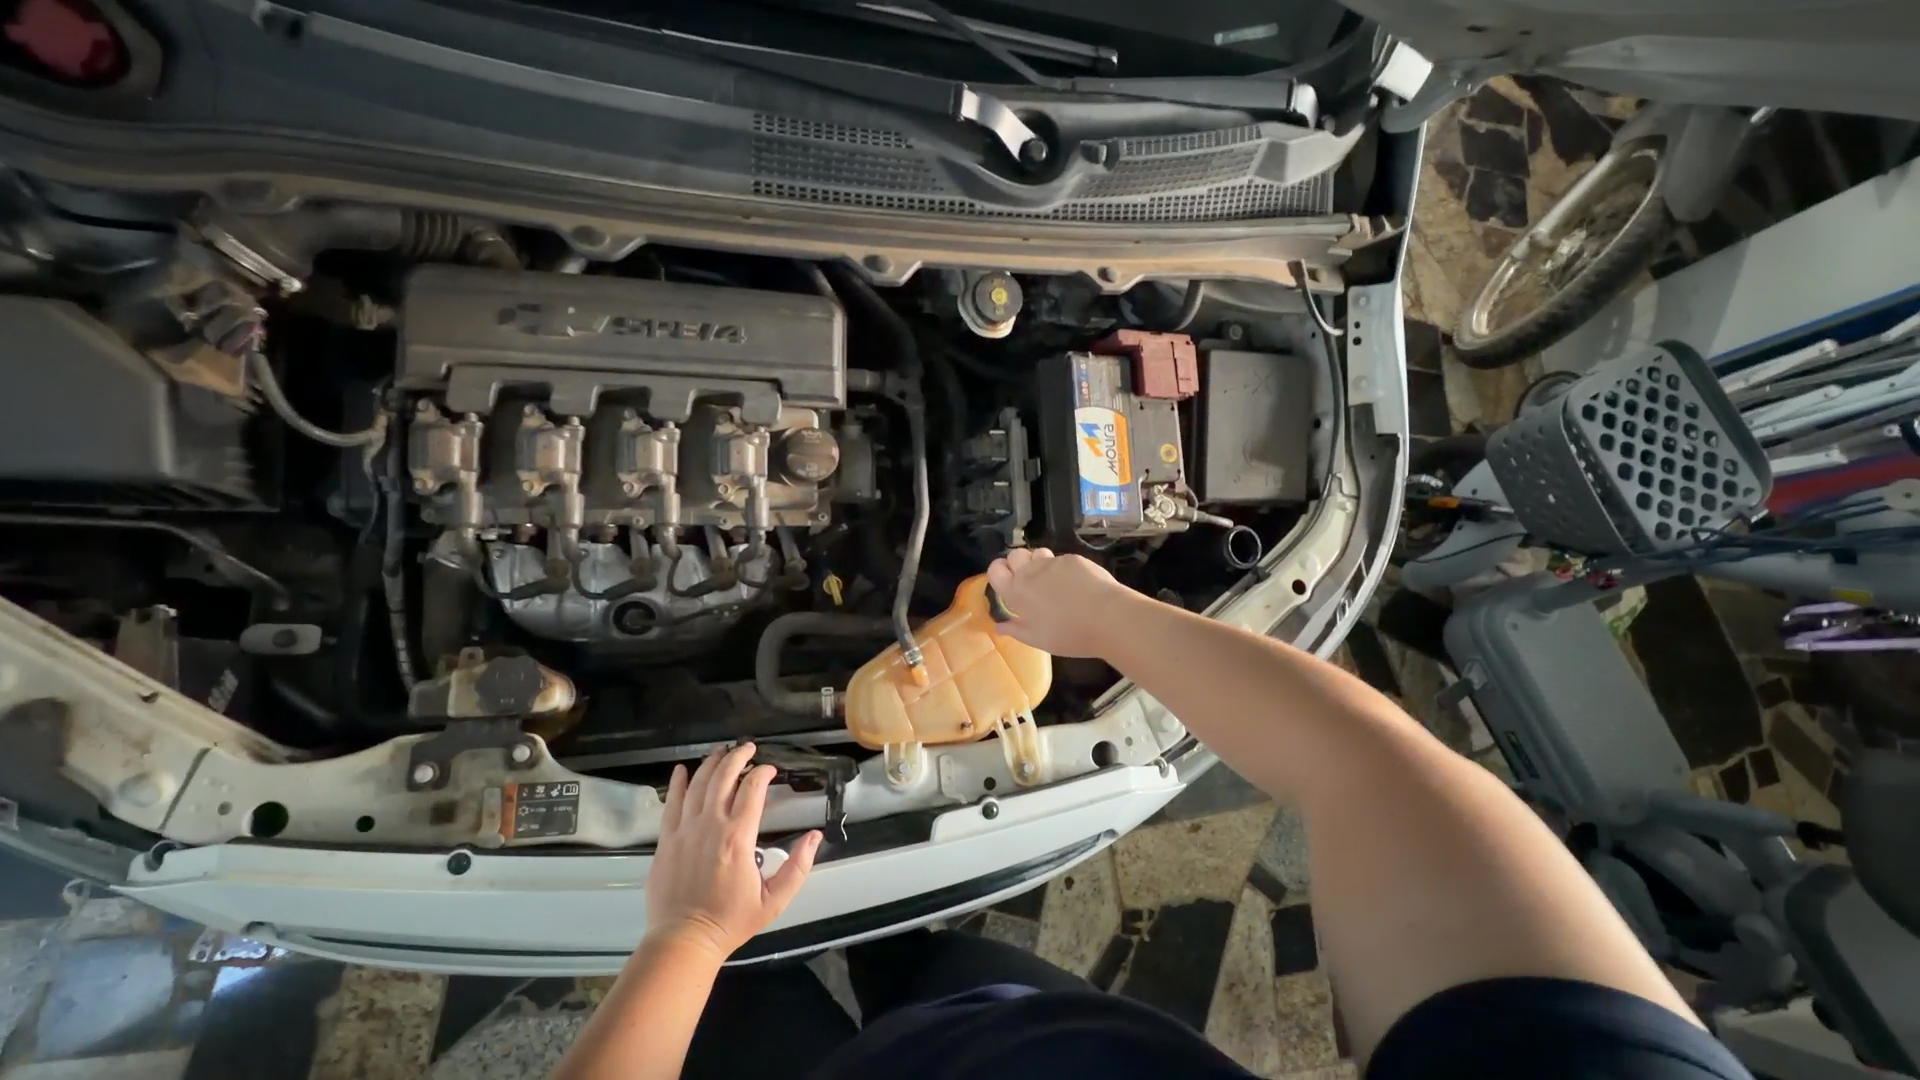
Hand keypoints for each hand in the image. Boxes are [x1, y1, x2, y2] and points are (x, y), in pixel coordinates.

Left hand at [644, 743, 821, 960]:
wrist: (684, 940)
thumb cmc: (731, 921)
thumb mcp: (774, 900)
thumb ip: (798, 867)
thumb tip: (814, 837)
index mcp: (738, 837)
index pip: (752, 789)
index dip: (763, 773)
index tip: (770, 770)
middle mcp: (710, 825)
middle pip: (723, 777)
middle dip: (738, 758)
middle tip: (748, 748)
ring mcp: (685, 830)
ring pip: (698, 784)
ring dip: (711, 764)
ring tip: (722, 752)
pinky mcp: (666, 839)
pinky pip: (672, 802)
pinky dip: (678, 782)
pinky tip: (683, 769)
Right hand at [986, 547, 1135, 657]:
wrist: (1107, 617)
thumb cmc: (1068, 634)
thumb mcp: (1038, 640)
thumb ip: (1016, 630)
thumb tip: (999, 626)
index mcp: (1017, 592)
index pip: (995, 569)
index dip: (999, 572)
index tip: (1006, 582)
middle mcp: (1031, 572)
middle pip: (1014, 555)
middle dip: (1017, 563)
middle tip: (1029, 582)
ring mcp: (1053, 562)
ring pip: (1038, 553)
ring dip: (1039, 563)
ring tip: (1052, 581)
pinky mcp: (1074, 559)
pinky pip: (1061, 560)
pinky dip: (1063, 569)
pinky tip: (1077, 584)